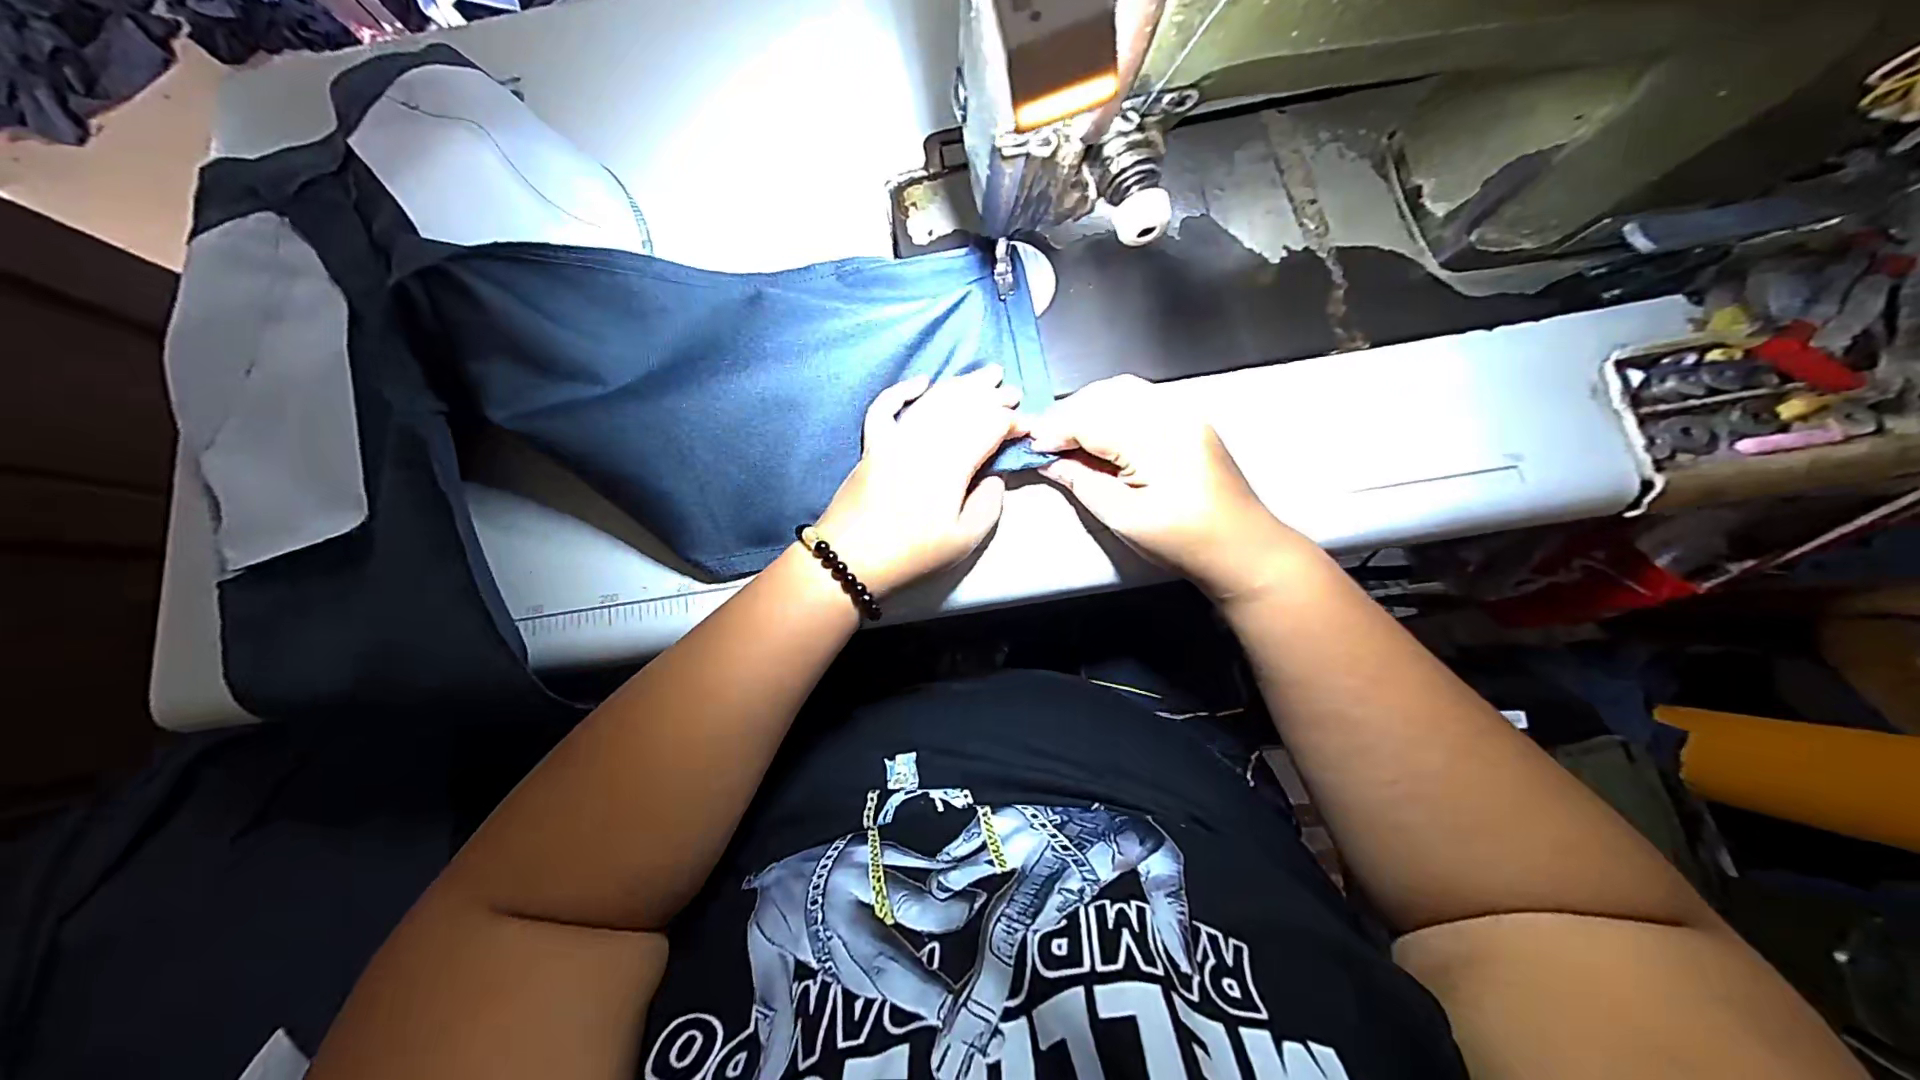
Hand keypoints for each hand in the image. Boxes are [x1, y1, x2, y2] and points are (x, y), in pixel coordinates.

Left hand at [814, 367, 1024, 596]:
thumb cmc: (911, 554)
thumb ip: (989, 503)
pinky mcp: (872, 444)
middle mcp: (924, 440)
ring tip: (983, 376)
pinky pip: (886, 406)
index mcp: (951, 464)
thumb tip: (994, 475)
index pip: (989, 426)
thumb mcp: (964, 540)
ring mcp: (895, 438)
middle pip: (963, 405)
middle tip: (1012, 391)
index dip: (1011, 421)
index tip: (1026, 426)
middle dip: (992, 395)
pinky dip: (903, 390)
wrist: (850, 559)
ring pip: (932, 400)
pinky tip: (922, 381)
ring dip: (961, 385)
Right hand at [1027, 375, 1309, 602]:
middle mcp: (1172, 414)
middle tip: (1046, 442)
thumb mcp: (1123, 517)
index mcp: (1156, 440)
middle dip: (1070, 414)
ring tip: (1070, 436)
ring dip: (1090, 407)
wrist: (1243, 546)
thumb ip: (1082, 482)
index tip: (1032, 447)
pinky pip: (1142, 398)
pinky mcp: (1189, 419)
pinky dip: (1113, 408)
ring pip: (1123, 390)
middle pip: (1105, 395)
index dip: (1056, 431)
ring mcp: (1185, 413)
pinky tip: (1101, 432)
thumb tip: (1049, 461)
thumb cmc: (1183, 540)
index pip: (1091, 420)